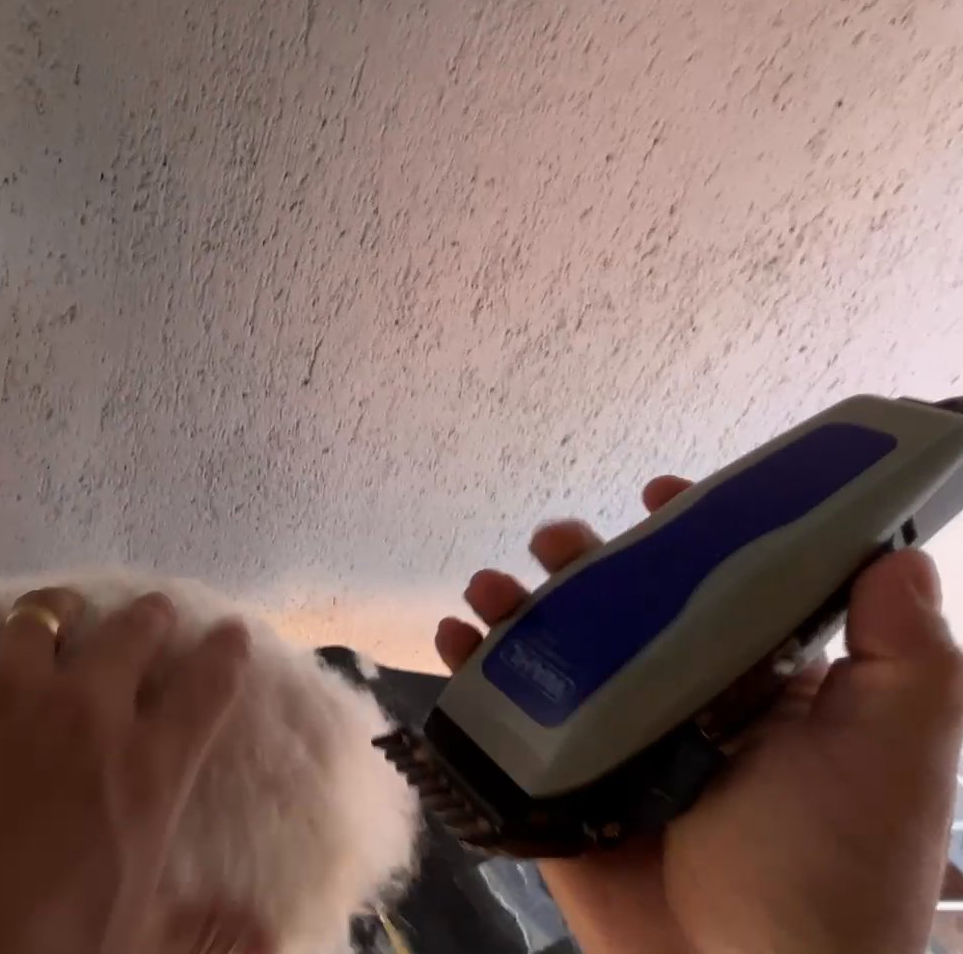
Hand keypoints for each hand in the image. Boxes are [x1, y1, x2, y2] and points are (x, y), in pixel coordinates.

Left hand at [0, 588, 264, 953]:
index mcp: (137, 773)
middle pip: (132, 635)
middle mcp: (78, 708)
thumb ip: (198, 932)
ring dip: (65, 608)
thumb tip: (263, 930)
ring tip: (67, 609)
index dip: (224, 658)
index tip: (233, 632)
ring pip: (48, 611)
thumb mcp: (126, 950)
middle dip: (151, 619)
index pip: (203, 695)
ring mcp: (1, 680)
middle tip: (155, 611)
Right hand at [435, 476, 962, 953]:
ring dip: (506, 599)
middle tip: (557, 542)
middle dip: (576, 558)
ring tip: (490, 588)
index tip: (663, 493)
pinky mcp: (539, 760)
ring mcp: (596, 725)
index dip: (690, 533)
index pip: (716, 589)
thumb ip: (905, 662)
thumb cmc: (827, 863)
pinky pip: (491, 696)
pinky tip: (452, 636)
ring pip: (540, 639)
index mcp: (749, 683)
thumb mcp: (888, 760)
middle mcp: (667, 692)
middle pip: (610, 601)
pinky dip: (461, 659)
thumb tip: (894, 553)